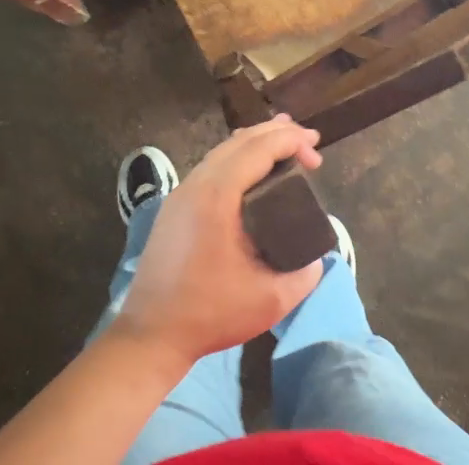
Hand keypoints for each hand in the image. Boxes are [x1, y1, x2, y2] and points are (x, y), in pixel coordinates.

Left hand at [111, 117, 325, 368]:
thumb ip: (305, 274)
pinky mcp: (174, 206)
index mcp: (218, 196)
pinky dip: (237, 158)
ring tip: (285, 142)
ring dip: (255, 143)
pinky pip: (211, 166)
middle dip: (277, 134)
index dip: (291, 142)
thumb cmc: (210, 314)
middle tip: (309, 141)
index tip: (317, 157)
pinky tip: (251, 169)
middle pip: (239, 141)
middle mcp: (196, 184)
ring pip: (222, 151)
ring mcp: (181, 193)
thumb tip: (317, 254)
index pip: (258, 149)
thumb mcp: (270, 300)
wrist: (151, 333)